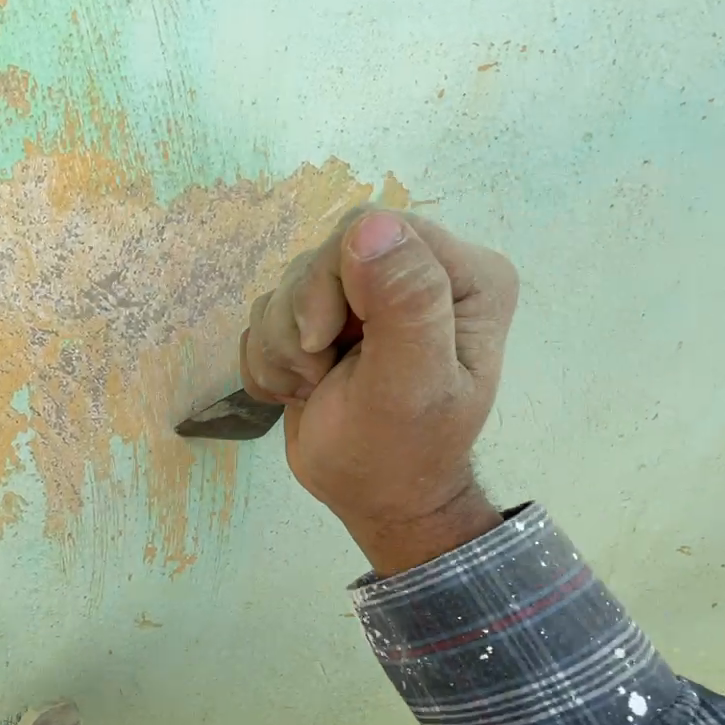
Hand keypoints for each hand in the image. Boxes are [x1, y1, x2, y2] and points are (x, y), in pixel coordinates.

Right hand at [241, 209, 518, 572]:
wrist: (373, 499)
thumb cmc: (399, 453)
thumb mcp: (408, 384)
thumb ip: (403, 302)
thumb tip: (369, 225)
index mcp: (459, 276)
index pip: (369, 229)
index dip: (328, 283)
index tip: (323, 344)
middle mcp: (413, 275)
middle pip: (318, 258)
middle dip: (299, 325)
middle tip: (317, 376)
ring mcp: (362, 301)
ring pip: (284, 290)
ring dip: (280, 351)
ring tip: (311, 390)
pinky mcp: (321, 326)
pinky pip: (265, 320)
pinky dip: (268, 363)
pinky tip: (296, 392)